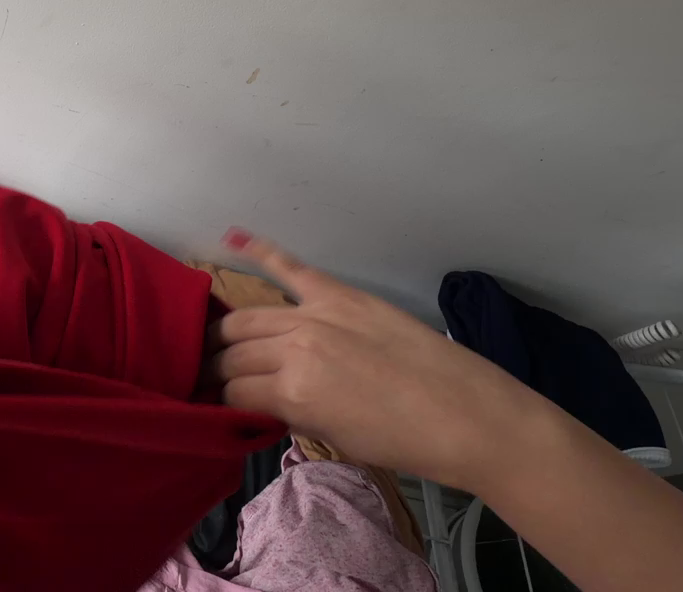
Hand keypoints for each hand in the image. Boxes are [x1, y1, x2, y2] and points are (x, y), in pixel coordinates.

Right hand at [212, 230, 558, 491]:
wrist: (474, 419)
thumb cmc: (407, 445)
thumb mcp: (336, 440)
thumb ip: (289, 414)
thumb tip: (259, 400)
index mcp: (293, 391)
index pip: (233, 390)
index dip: (220, 400)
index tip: (214, 405)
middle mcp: (294, 346)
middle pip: (234, 351)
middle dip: (214, 365)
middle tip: (208, 375)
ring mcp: (315, 314)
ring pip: (249, 318)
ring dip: (227, 332)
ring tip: (216, 342)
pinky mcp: (339, 293)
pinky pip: (290, 267)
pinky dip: (260, 250)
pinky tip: (234, 237)